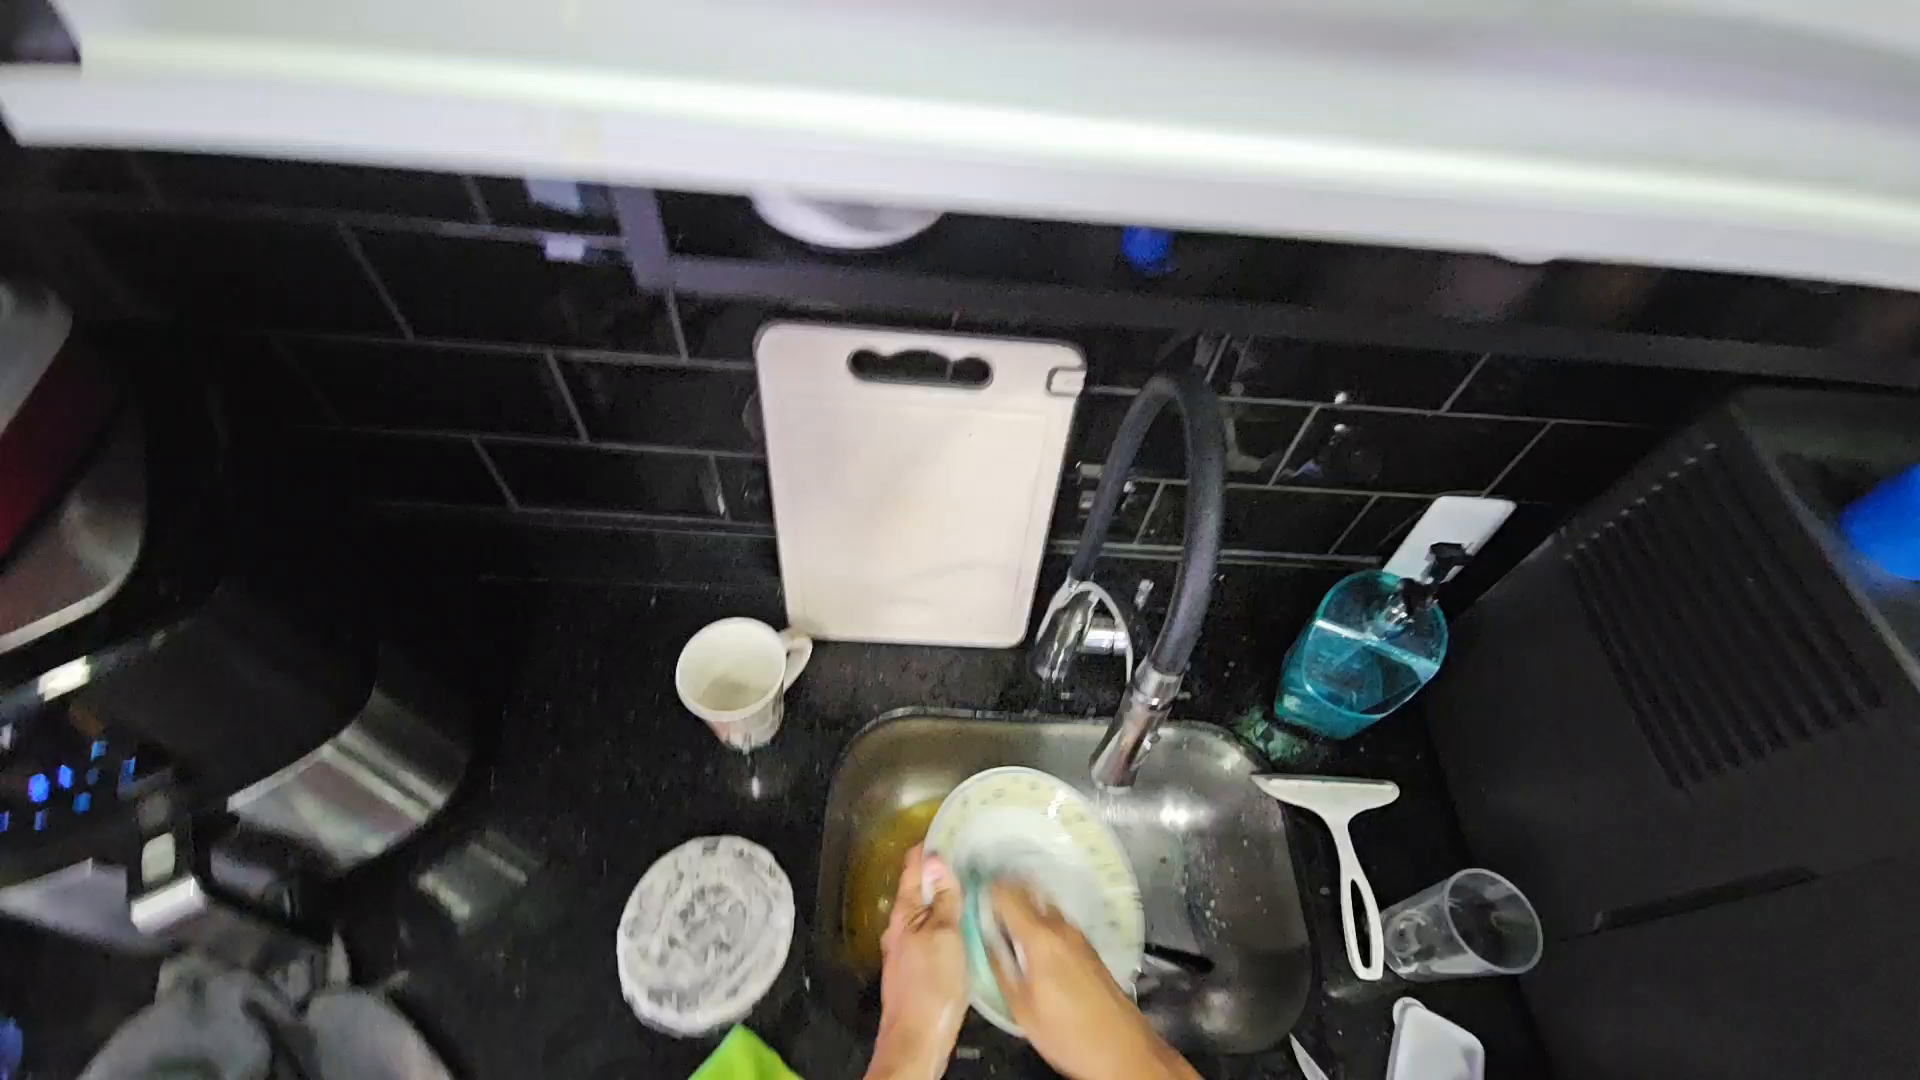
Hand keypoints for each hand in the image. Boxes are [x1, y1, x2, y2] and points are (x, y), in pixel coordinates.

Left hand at [864, 845, 966, 1079]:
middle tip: (972, 858)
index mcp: (903, 912)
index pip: (913, 865)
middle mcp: (900, 926)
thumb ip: (942, 898)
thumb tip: (935, 858)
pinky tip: (965, 926)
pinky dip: (947, 921)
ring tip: (973, 888)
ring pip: (926, 910)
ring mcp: (906, 948)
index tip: (953, 830)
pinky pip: (932, 932)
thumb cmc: (932, 985)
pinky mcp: (916, 967)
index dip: (931, 846)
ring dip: (945, 898)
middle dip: (941, 871)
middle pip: (919, 886)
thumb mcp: (944, 934)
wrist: (917, 1041)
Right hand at [989, 883, 1199, 1079]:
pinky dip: (1041, 918)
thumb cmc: (1067, 1033)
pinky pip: (1057, 918)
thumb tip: (985, 940)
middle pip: (1029, 891)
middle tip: (987, 902)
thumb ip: (1000, 968)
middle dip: (1006, 890)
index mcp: (1039, 938)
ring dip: (1025, 903)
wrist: (1121, 1048)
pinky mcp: (1088, 945)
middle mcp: (1059, 926)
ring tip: (1007, 920)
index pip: (1008, 893)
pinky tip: (1033, 939)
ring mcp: (1077, 934)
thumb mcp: (1021, 1008)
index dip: (989, 888)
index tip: (975, 894)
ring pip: (1044, 903)